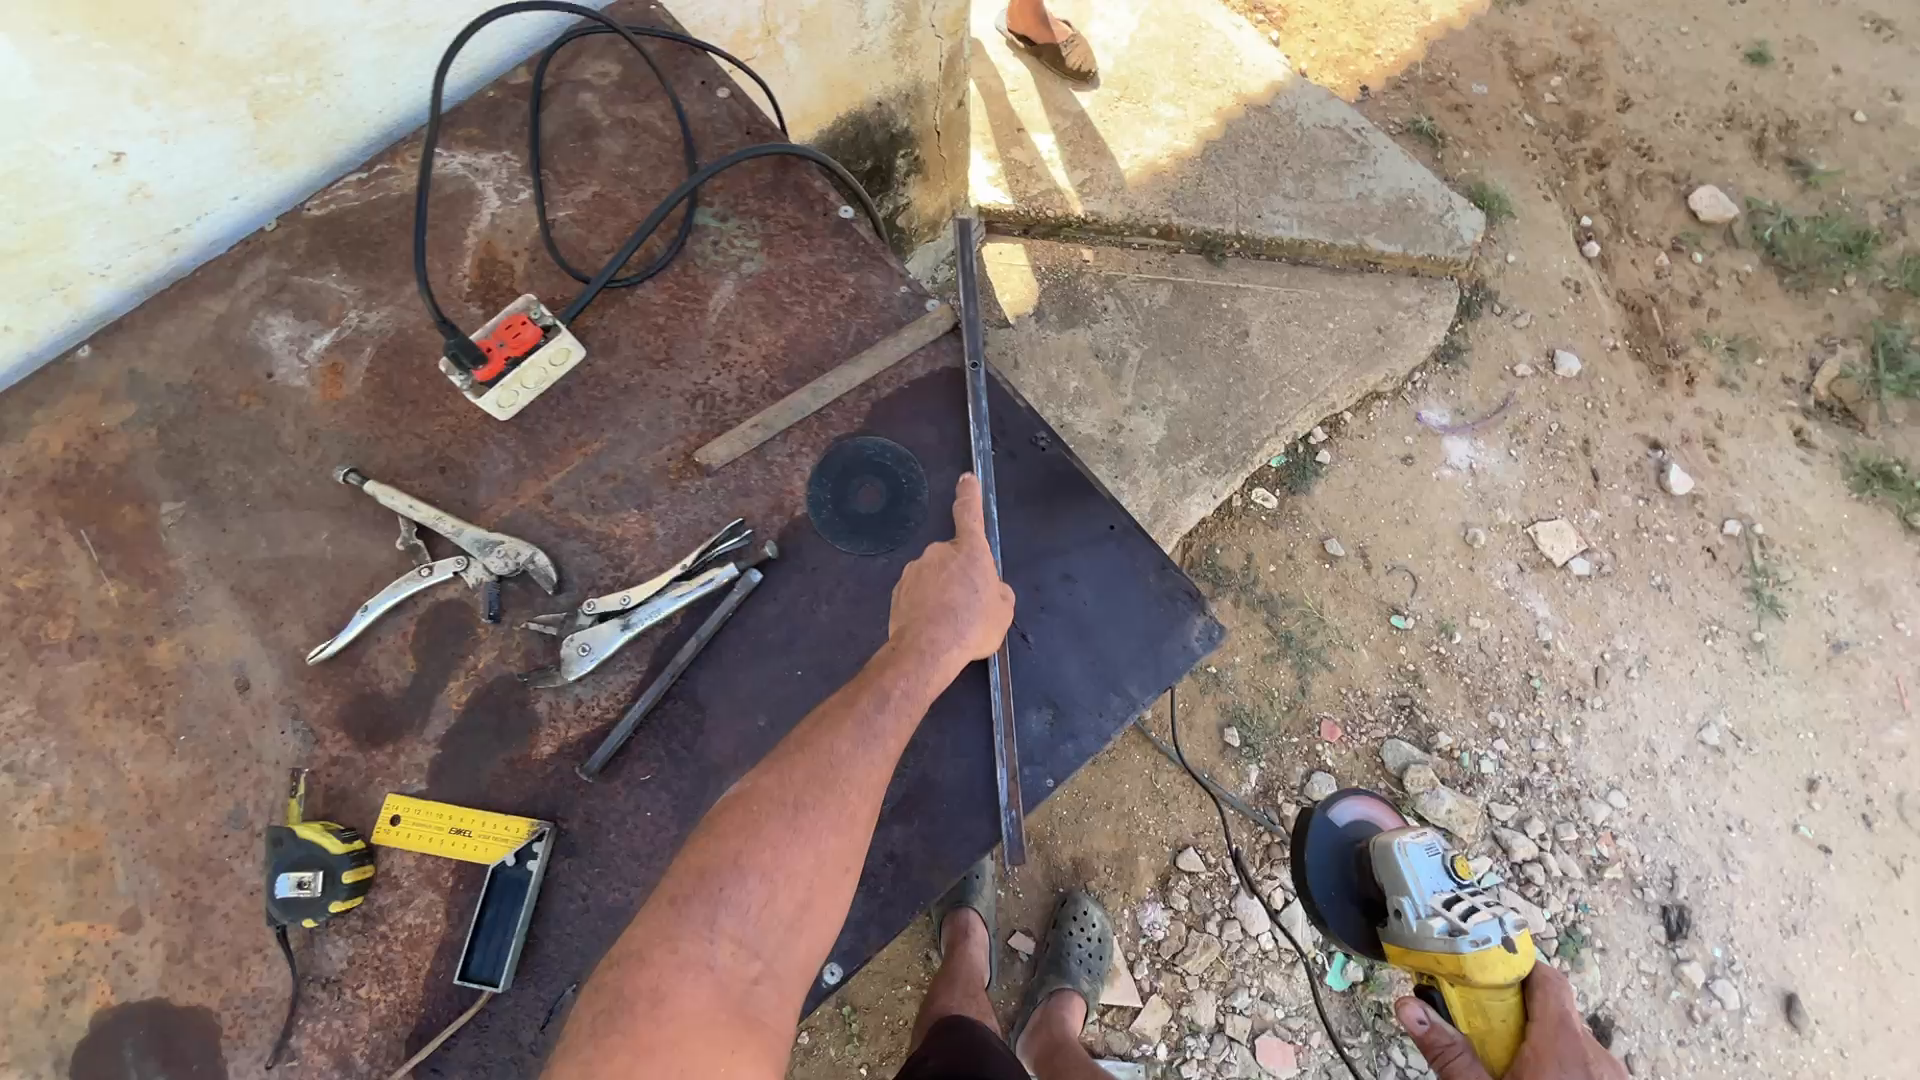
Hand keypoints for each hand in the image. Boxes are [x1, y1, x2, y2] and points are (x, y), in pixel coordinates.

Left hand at [887, 474, 1015, 677]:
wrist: (928, 649)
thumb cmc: (972, 625)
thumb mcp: (1003, 610)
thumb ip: (999, 592)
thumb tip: (992, 589)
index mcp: (970, 550)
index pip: (969, 513)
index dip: (970, 494)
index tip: (967, 478)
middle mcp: (939, 552)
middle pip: (953, 558)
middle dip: (960, 576)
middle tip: (969, 606)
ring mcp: (915, 570)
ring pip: (934, 577)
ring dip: (941, 593)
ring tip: (950, 622)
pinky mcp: (899, 590)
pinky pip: (917, 594)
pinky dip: (925, 606)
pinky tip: (932, 626)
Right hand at [1396, 963, 1626, 1079]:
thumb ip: (1448, 1052)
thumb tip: (1407, 1005)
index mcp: (1565, 1046)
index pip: (1547, 978)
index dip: (1515, 964)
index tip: (1480, 968)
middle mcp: (1598, 1057)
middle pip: (1554, 1009)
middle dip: (1514, 1009)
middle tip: (1480, 1024)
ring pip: (1571, 1040)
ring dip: (1536, 1039)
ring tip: (1506, 1063)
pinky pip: (1588, 1067)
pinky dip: (1559, 1064)